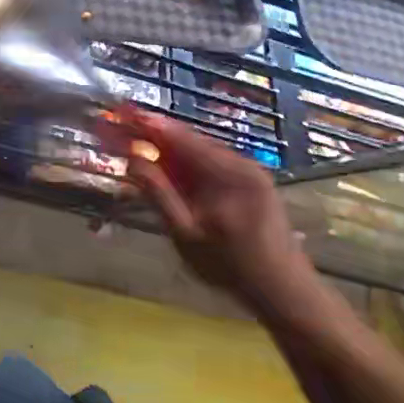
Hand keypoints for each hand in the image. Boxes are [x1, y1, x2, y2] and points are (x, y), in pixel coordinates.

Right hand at [117, 107, 335, 330]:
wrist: (283, 290)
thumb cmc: (231, 266)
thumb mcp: (186, 233)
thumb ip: (159, 193)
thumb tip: (133, 160)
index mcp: (228, 172)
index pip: (180, 138)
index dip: (147, 124)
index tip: (120, 112)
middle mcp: (242, 163)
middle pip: (190, 141)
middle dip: (153, 135)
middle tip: (121, 130)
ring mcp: (249, 173)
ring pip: (199, 153)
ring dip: (168, 150)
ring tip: (136, 146)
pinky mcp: (250, 184)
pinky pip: (210, 165)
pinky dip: (185, 164)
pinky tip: (166, 169)